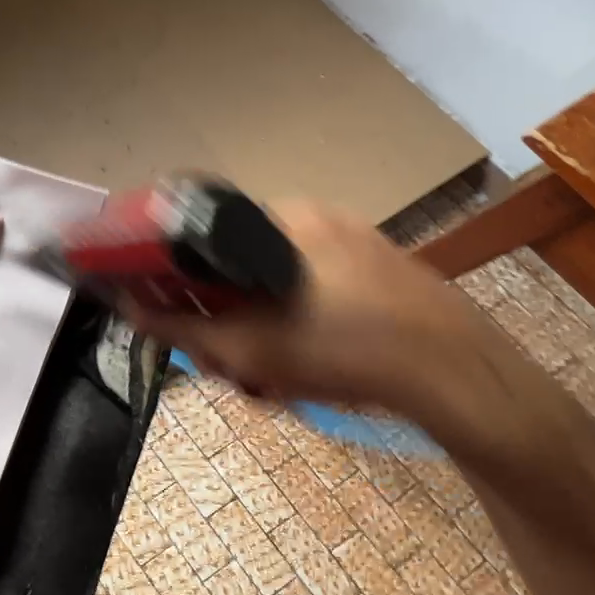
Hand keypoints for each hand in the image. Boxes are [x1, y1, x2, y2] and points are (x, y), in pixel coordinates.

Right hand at [123, 200, 500, 420]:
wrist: (464, 378)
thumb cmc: (344, 352)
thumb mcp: (247, 349)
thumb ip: (179, 327)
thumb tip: (130, 307)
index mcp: (276, 220)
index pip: (193, 232)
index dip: (168, 276)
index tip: (164, 317)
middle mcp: (311, 215)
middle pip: (231, 263)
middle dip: (219, 318)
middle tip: (227, 366)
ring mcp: (352, 238)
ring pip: (272, 280)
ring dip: (257, 326)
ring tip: (272, 378)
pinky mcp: (381, 264)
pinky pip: (312, 285)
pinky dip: (294, 319)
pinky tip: (309, 364)